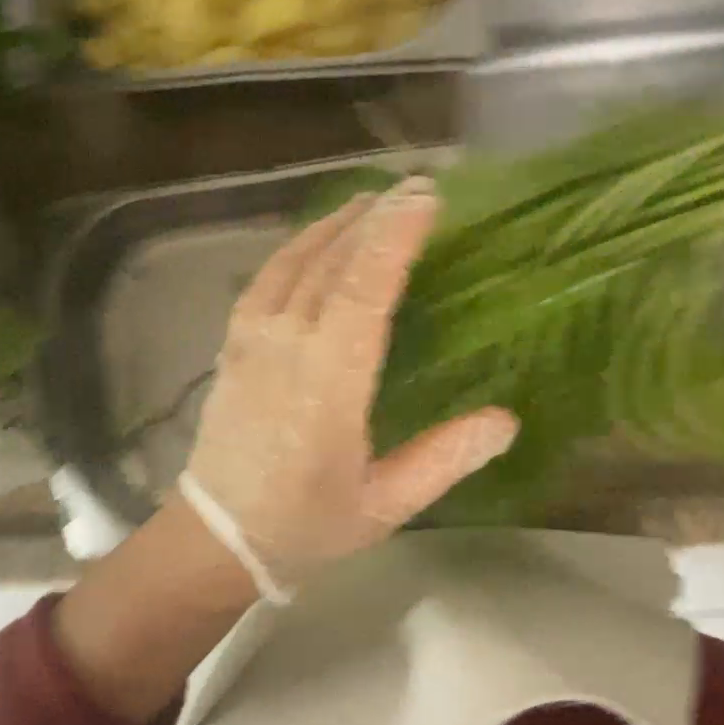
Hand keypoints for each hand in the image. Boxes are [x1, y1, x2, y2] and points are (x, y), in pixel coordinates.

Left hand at [180, 176, 519, 599]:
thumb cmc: (305, 525)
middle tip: (415, 187)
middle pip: (331, 261)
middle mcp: (286, 345)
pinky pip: (265, 278)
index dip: (395, 237)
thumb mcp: (385, 505)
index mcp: (328, 382)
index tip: (426, 198)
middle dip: (375, 218)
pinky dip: (296, 248)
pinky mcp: (232, 344)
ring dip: (335, 224)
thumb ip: (444, 459)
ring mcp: (251, 340)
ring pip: (293, 261)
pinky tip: (315, 241)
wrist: (216, 537)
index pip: (363, 288)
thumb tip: (506, 420)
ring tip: (372, 202)